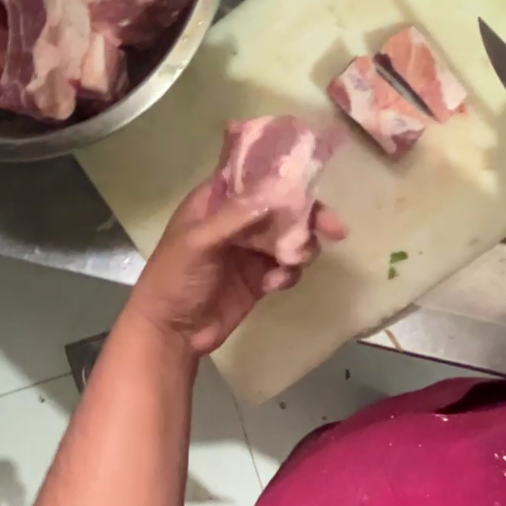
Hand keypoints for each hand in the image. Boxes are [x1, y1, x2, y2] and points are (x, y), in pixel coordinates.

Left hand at [124, 177, 327, 355]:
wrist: (171, 332)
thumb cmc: (173, 278)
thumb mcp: (198, 242)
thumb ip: (235, 217)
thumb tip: (276, 194)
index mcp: (215, 202)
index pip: (254, 174)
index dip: (283, 173)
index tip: (312, 176)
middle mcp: (236, 221)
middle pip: (281, 207)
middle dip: (307, 216)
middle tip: (334, 229)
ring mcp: (249, 251)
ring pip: (289, 238)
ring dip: (300, 248)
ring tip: (294, 262)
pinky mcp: (259, 278)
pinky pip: (286, 268)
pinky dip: (288, 274)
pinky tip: (275, 285)